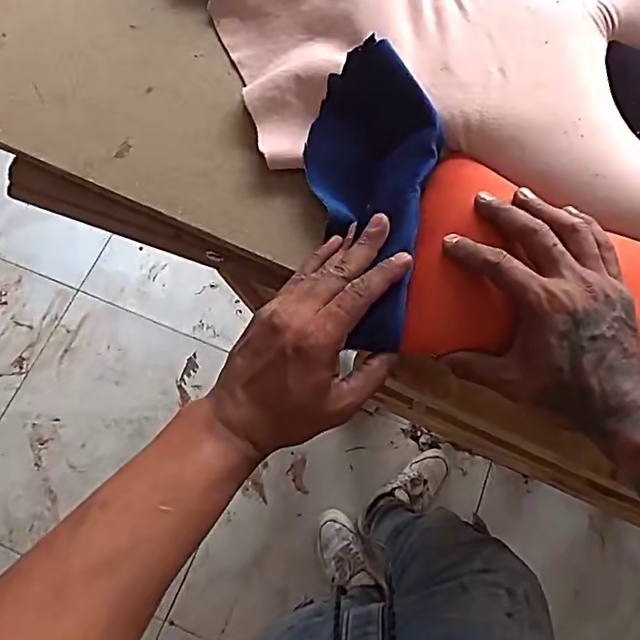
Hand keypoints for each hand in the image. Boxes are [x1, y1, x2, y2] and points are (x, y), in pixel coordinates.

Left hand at [204, 214, 411, 460]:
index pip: (358, 295)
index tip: (402, 257)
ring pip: (316, 269)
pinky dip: (316, 260)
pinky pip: (297, 277)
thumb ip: (371, 376)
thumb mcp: (340, 406)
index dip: (383, 274)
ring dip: (342, 247)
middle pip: (338, 272)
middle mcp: (297, 315)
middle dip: (365, 245)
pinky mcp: (268, 310)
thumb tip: (390, 352)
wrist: (236, 418)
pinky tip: (330, 247)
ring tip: (361, 228)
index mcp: (318, 338)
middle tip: (383, 221)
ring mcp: (278, 309)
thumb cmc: (286, 417)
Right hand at [441, 189, 639, 459]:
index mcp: (543, 304)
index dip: (471, 251)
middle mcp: (572, 283)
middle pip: (536, 234)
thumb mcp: (513, 384)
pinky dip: (584, 223)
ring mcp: (599, 281)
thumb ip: (475, 367)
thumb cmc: (566, 394)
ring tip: (523, 195)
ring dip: (544, 208)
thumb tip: (442, 358)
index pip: (499, 265)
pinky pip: (601, 243)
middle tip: (485, 198)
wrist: (622, 403)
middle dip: (507, 213)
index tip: (451, 241)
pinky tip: (571, 212)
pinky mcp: (618, 285)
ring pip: (571, 230)